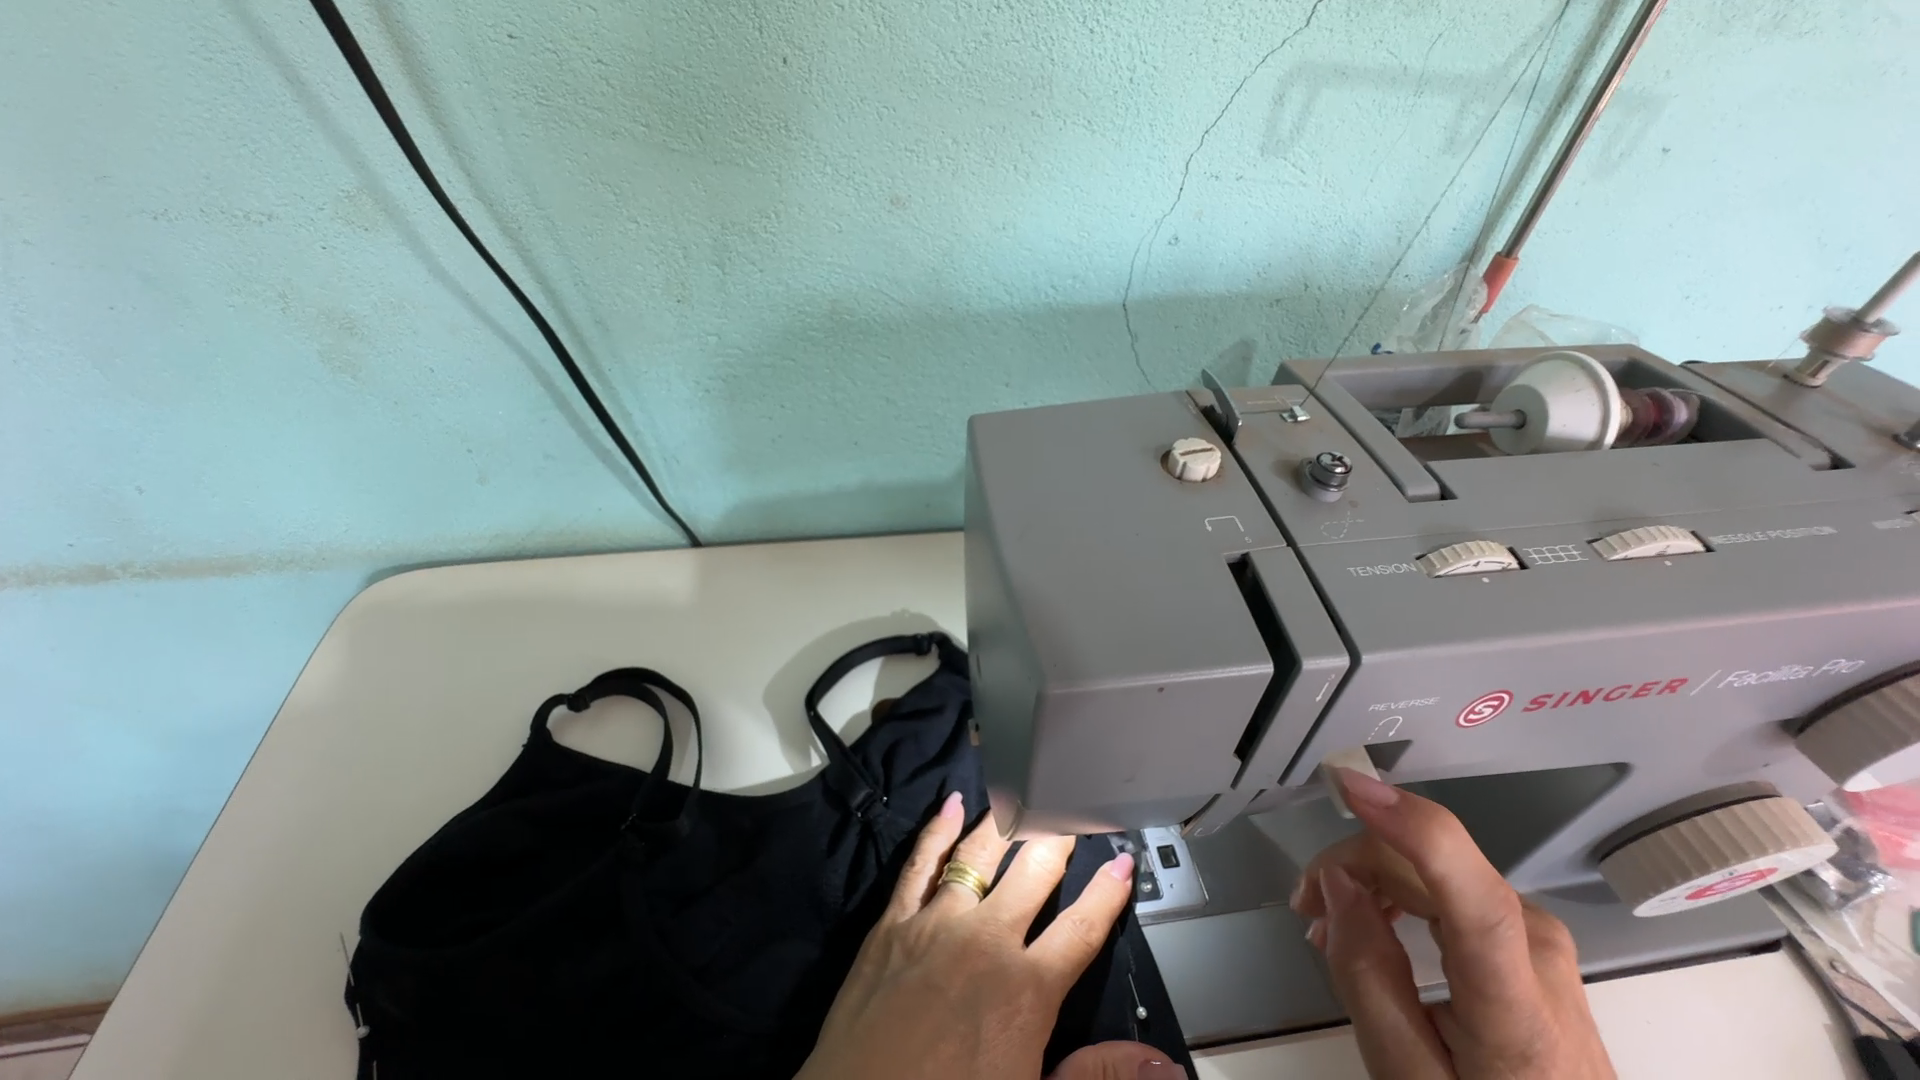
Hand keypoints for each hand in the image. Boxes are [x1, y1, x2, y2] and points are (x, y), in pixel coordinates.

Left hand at [795, 791, 1187, 1079]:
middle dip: (1059, 833)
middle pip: (1035, 870)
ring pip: (980, 853)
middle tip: (1074, 803)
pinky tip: (951, 805)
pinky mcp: (893, 924)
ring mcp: (937, 924)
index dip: (1108, 892)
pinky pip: (920, 864)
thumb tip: (1164, 1066)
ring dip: (1006, 821)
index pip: (1082, 927)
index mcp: (1027, 988)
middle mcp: (987, 941)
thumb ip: (1097, 1074)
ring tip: (1026, 793)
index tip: (1123, 861)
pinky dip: (938, 830)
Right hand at [1292, 769, 1615, 1079]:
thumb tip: (1338, 884)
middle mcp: (1538, 947)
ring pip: (1434, 869)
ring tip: (1329, 924)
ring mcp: (1540, 933)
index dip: (1412, 827)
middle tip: (1306, 909)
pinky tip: (1371, 922)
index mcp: (1515, 1003)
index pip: (1473, 894)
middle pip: (1430, 867)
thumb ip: (1369, 981)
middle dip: (1352, 866)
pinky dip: (1400, 892)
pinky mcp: (1532, 932)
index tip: (1351, 787)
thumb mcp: (1409, 1078)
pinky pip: (1452, 886)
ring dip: (1370, 879)